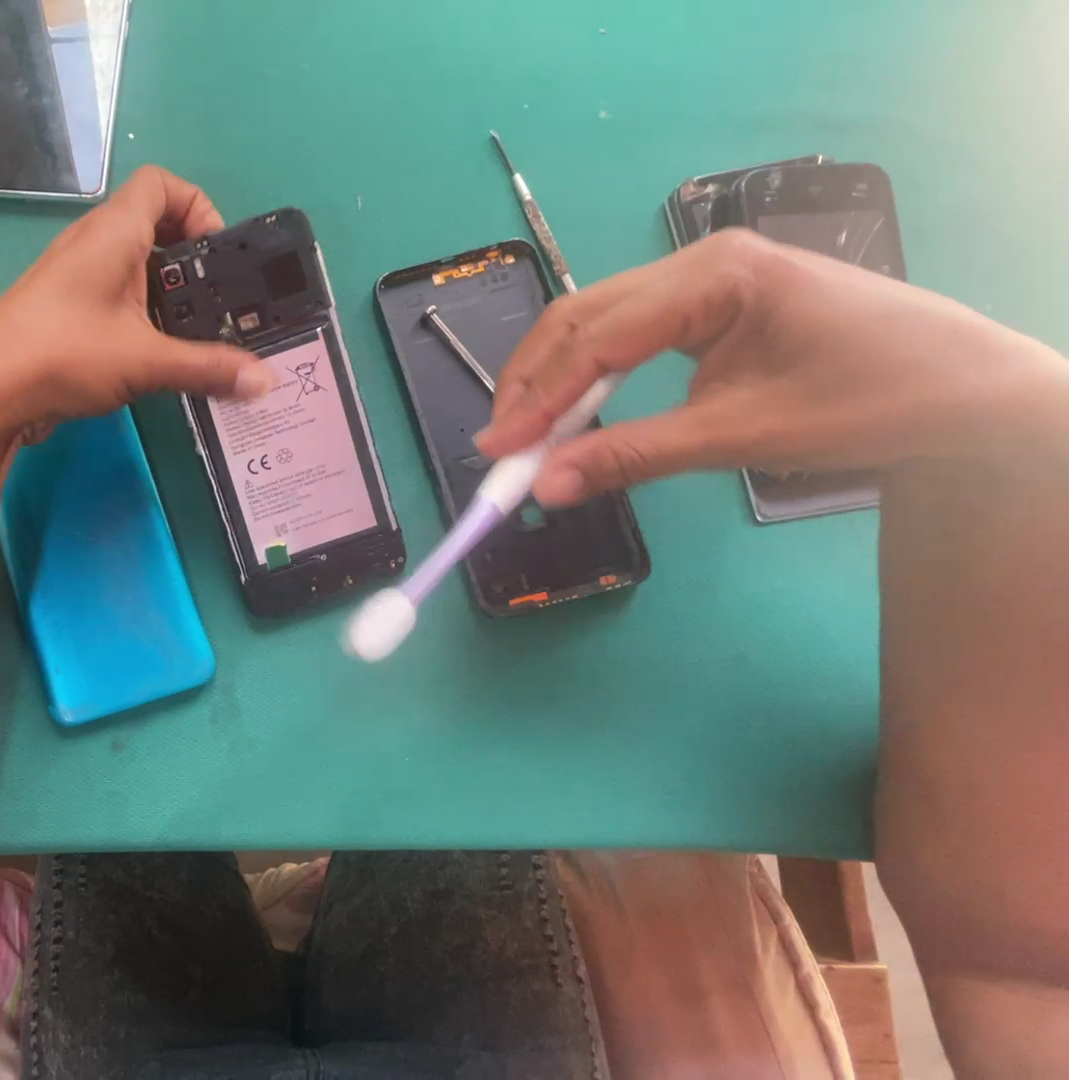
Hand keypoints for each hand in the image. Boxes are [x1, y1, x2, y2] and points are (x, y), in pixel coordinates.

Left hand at [0, 166, 274, 444]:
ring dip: (167, 298)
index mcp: (111, 233)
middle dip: (192, 263)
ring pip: (134, 272)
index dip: (197, 205)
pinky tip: (157, 361)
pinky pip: (115, 304)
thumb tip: (264, 382)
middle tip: (218, 306)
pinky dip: (142, 321)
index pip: (160, 183)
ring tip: (195, 338)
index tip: (218, 254)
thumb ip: (207, 368)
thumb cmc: (62, 355)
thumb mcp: (144, 361)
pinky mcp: (65, 318)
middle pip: (153, 230)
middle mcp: (91, 247)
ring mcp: (74, 283)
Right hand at [474, 229, 1068, 505]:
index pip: (596, 337)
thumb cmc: (871, 402)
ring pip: (590, 323)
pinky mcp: (702, 304)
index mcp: (715, 276)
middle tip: (500, 443)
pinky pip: (618, 335)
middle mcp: (697, 263)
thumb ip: (634, 456)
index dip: (538, 397)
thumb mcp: (742, 435)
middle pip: (579, 318)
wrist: (969, 393)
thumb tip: (546, 488)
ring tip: (523, 431)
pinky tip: (569, 409)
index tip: (496, 448)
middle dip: (532, 383)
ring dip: (550, 378)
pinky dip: (583, 376)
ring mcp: (699, 278)